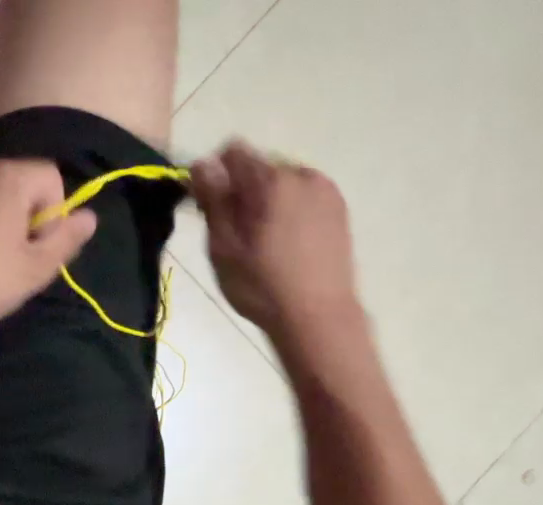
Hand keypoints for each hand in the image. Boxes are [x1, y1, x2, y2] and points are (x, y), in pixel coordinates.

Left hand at [0, 159, 97, 349]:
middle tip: (17, 258)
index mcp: (10, 176)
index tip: (37, 248)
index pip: (51, 178)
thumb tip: (89, 217)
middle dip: (28, 216)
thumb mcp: (36, 268)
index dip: (53, 215)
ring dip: (3, 222)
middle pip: (22, 183)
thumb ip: (67, 239)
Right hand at [191, 141, 359, 334]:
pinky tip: (286, 244)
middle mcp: (302, 174)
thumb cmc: (260, 286)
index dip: (216, 175)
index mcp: (270, 181)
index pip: (234, 152)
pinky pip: (304, 196)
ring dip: (268, 201)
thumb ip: (214, 200)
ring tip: (264, 242)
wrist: (317, 315)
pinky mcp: (339, 208)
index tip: (210, 208)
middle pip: (260, 166)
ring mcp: (325, 190)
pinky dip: (290, 210)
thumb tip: (203, 163)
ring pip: (283, 181)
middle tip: (237, 234)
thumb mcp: (223, 247)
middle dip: (243, 190)